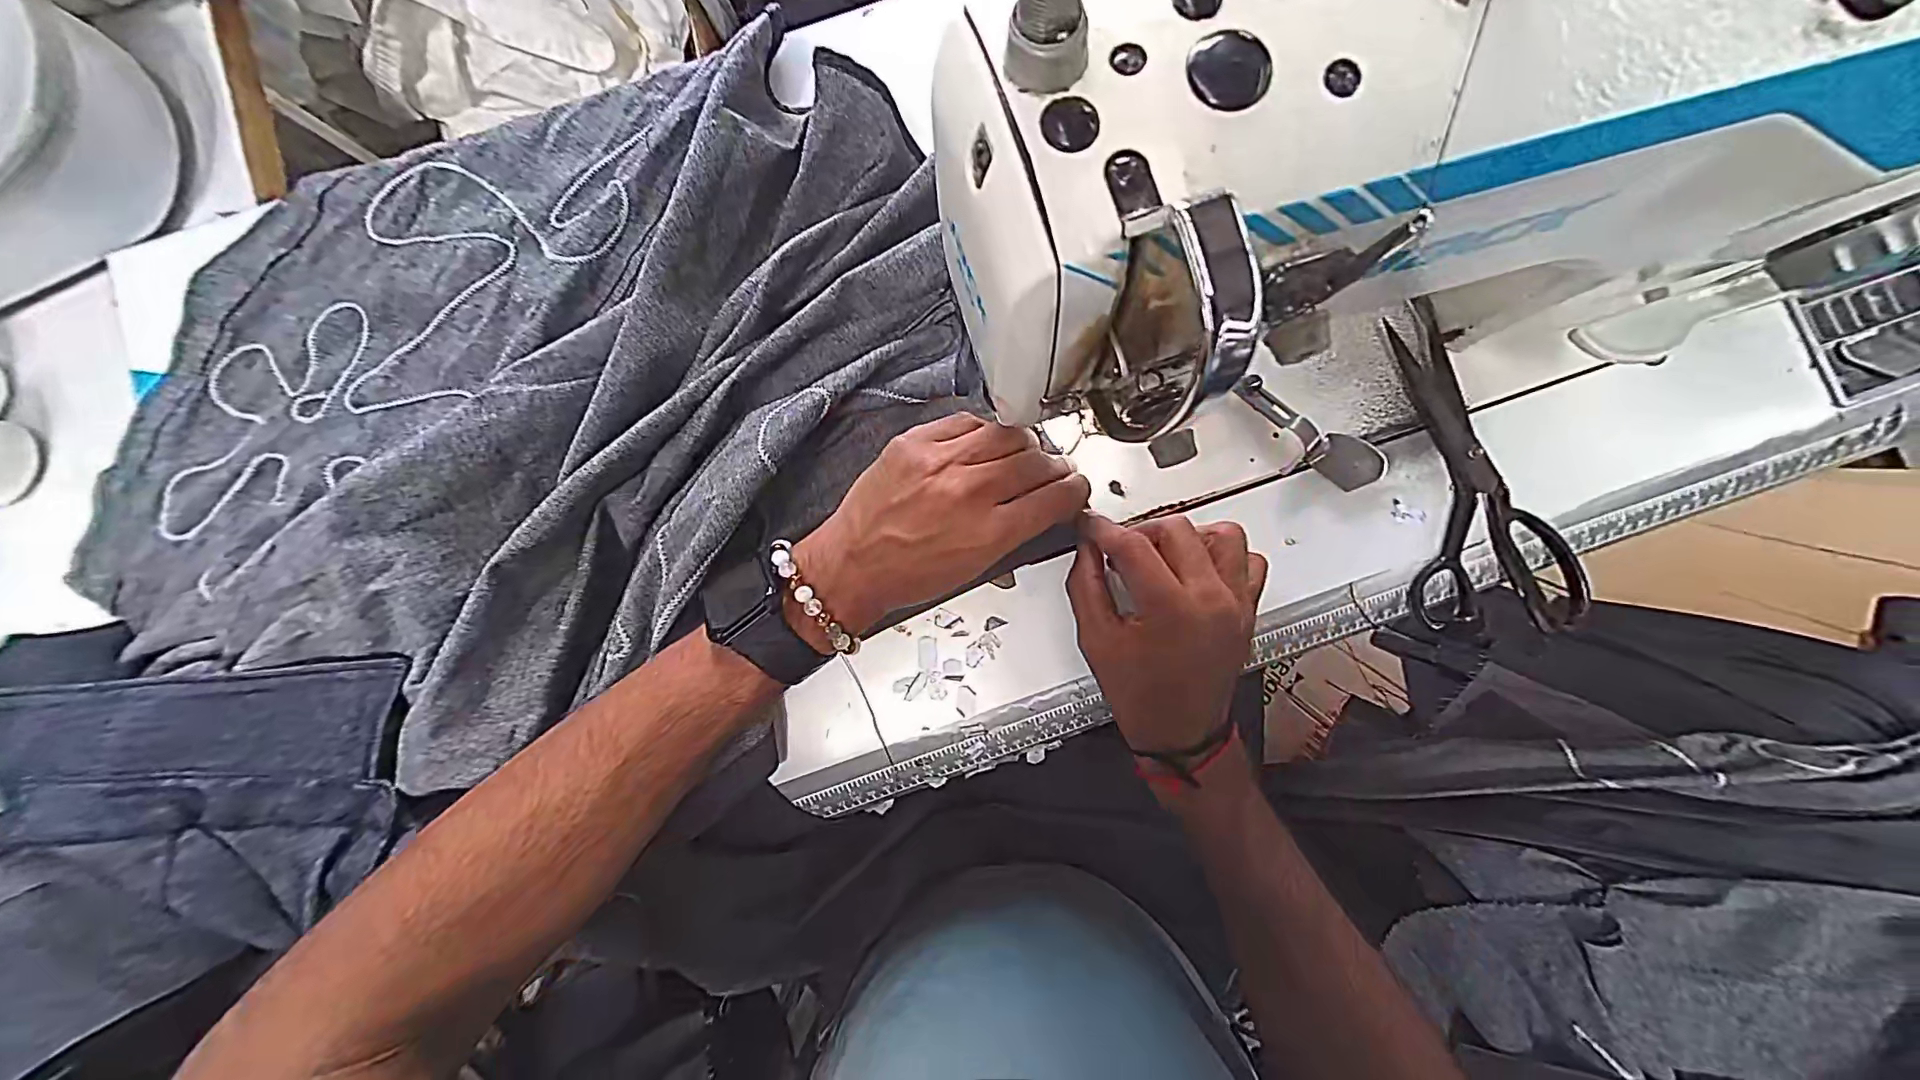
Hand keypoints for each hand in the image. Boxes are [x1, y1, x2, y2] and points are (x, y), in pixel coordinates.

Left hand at [793, 413, 1090, 642]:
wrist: (851, 565)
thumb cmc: (906, 576)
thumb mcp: (975, 569)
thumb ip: (1016, 534)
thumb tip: (1044, 508)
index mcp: (988, 533)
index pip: (1053, 498)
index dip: (1074, 490)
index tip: (1075, 488)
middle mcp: (967, 492)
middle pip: (1036, 462)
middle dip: (1055, 467)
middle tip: (1055, 471)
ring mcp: (939, 462)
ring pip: (1007, 435)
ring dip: (1025, 445)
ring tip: (1024, 454)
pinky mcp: (914, 443)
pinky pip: (967, 421)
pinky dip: (985, 431)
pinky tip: (986, 442)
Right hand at [1066, 514, 1267, 754]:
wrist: (1182, 732)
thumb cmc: (1144, 698)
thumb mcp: (1096, 640)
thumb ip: (1085, 586)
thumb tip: (1087, 550)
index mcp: (1169, 608)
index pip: (1133, 544)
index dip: (1103, 530)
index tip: (1092, 527)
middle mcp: (1210, 600)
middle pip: (1176, 529)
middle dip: (1140, 532)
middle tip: (1121, 549)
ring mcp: (1235, 604)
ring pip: (1221, 535)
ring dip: (1186, 536)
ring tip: (1163, 554)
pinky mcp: (1248, 609)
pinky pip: (1249, 561)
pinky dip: (1224, 555)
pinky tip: (1199, 568)